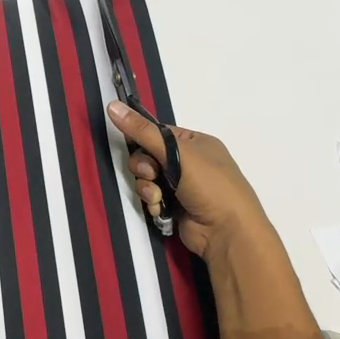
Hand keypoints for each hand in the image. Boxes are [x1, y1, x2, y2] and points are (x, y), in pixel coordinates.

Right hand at [109, 102, 274, 260]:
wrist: (228, 232)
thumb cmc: (209, 185)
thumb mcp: (176, 153)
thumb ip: (142, 131)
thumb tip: (111, 105)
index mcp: (195, 143)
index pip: (158, 132)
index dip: (143, 138)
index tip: (132, 144)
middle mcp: (189, 162)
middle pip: (148, 155)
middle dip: (144, 166)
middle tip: (150, 173)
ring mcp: (183, 186)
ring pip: (147, 178)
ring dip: (147, 186)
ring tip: (157, 196)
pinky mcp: (176, 206)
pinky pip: (152, 196)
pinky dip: (153, 202)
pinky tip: (160, 208)